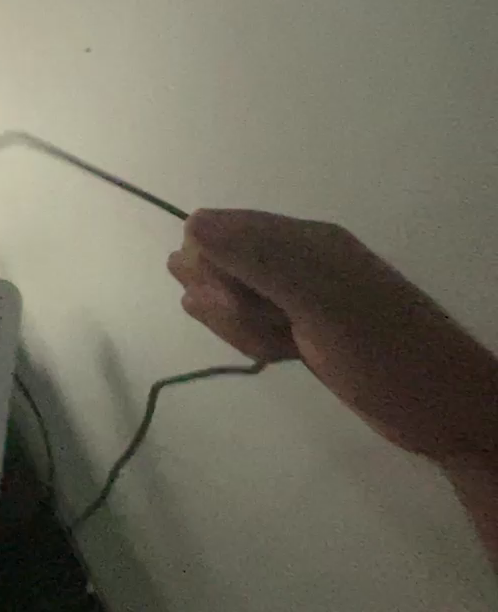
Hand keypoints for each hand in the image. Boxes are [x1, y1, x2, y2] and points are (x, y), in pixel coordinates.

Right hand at [169, 209, 497, 463]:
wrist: (451, 417)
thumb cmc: (390, 357)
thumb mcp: (326, 306)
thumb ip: (260, 260)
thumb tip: (192, 224)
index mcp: (300, 238)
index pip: (206, 228)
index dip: (207, 264)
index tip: (241, 297)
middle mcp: (285, 256)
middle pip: (201, 260)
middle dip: (220, 298)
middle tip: (272, 321)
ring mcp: (284, 289)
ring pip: (209, 291)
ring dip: (233, 323)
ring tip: (283, 342)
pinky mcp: (283, 319)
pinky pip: (228, 317)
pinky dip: (244, 337)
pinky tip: (283, 351)